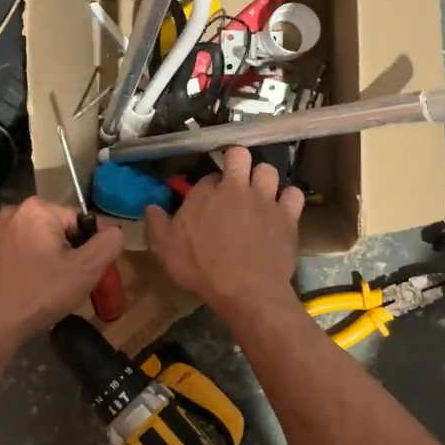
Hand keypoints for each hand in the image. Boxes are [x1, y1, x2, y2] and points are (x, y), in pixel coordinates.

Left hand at [0, 197, 123, 340]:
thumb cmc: (41, 293)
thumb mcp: (85, 269)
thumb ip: (109, 243)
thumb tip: (116, 231)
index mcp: (39, 208)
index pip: (83, 220)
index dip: (97, 244)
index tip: (101, 269)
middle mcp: (18, 210)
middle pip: (64, 228)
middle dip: (77, 252)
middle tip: (81, 280)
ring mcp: (3, 229)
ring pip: (47, 240)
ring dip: (60, 259)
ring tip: (62, 286)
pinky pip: (30, 249)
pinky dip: (41, 263)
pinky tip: (42, 285)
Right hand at [143, 146, 304, 313]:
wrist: (245, 290)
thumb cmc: (201, 270)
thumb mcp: (164, 250)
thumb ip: (155, 224)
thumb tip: (150, 207)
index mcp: (205, 193)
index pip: (206, 176)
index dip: (207, 186)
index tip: (206, 200)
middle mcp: (236, 188)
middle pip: (239, 155)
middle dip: (236, 160)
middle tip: (235, 177)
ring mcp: (264, 200)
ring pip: (268, 169)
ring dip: (262, 177)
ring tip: (259, 192)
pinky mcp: (287, 216)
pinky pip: (293, 194)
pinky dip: (288, 198)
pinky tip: (282, 208)